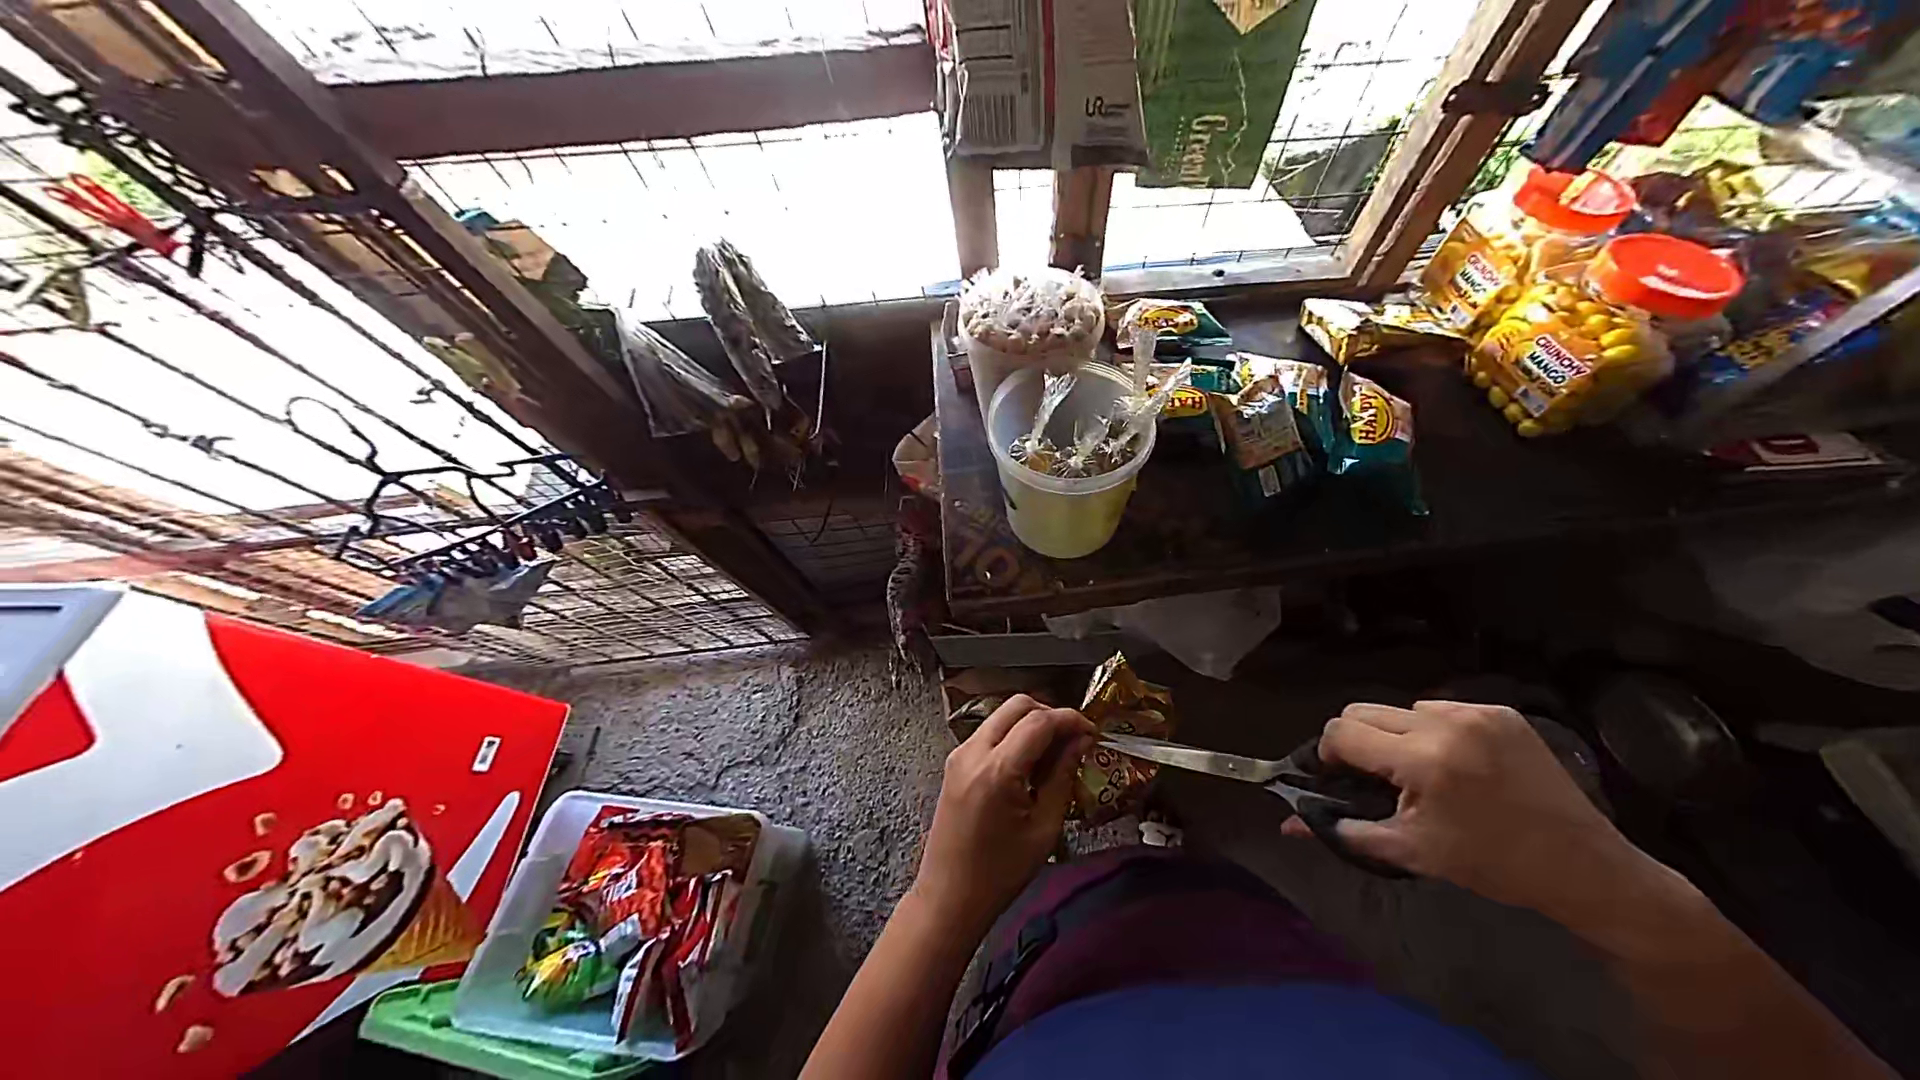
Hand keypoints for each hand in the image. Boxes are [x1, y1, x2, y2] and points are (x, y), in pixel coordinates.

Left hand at [911, 695, 1095, 934]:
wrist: (949, 896)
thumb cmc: (1000, 873)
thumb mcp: (1044, 828)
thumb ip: (1062, 777)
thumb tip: (1080, 742)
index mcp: (996, 770)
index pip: (1039, 721)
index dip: (1070, 719)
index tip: (1092, 731)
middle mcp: (973, 752)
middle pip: (1017, 705)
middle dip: (1050, 713)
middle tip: (1074, 738)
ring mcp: (960, 755)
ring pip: (1002, 715)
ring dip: (1031, 723)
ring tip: (1055, 753)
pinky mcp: (955, 762)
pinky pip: (989, 732)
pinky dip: (1013, 735)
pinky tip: (1030, 763)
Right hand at [1284, 700, 1646, 916]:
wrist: (1587, 868)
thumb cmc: (1492, 865)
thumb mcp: (1410, 852)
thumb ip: (1342, 831)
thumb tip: (1287, 826)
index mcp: (1423, 760)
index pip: (1341, 730)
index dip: (1329, 754)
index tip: (1341, 778)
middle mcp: (1446, 724)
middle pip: (1363, 711)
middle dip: (1357, 741)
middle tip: (1376, 777)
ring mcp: (1477, 713)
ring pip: (1400, 708)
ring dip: (1395, 734)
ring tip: (1421, 771)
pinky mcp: (1502, 711)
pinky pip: (1439, 708)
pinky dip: (1432, 730)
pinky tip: (1456, 762)